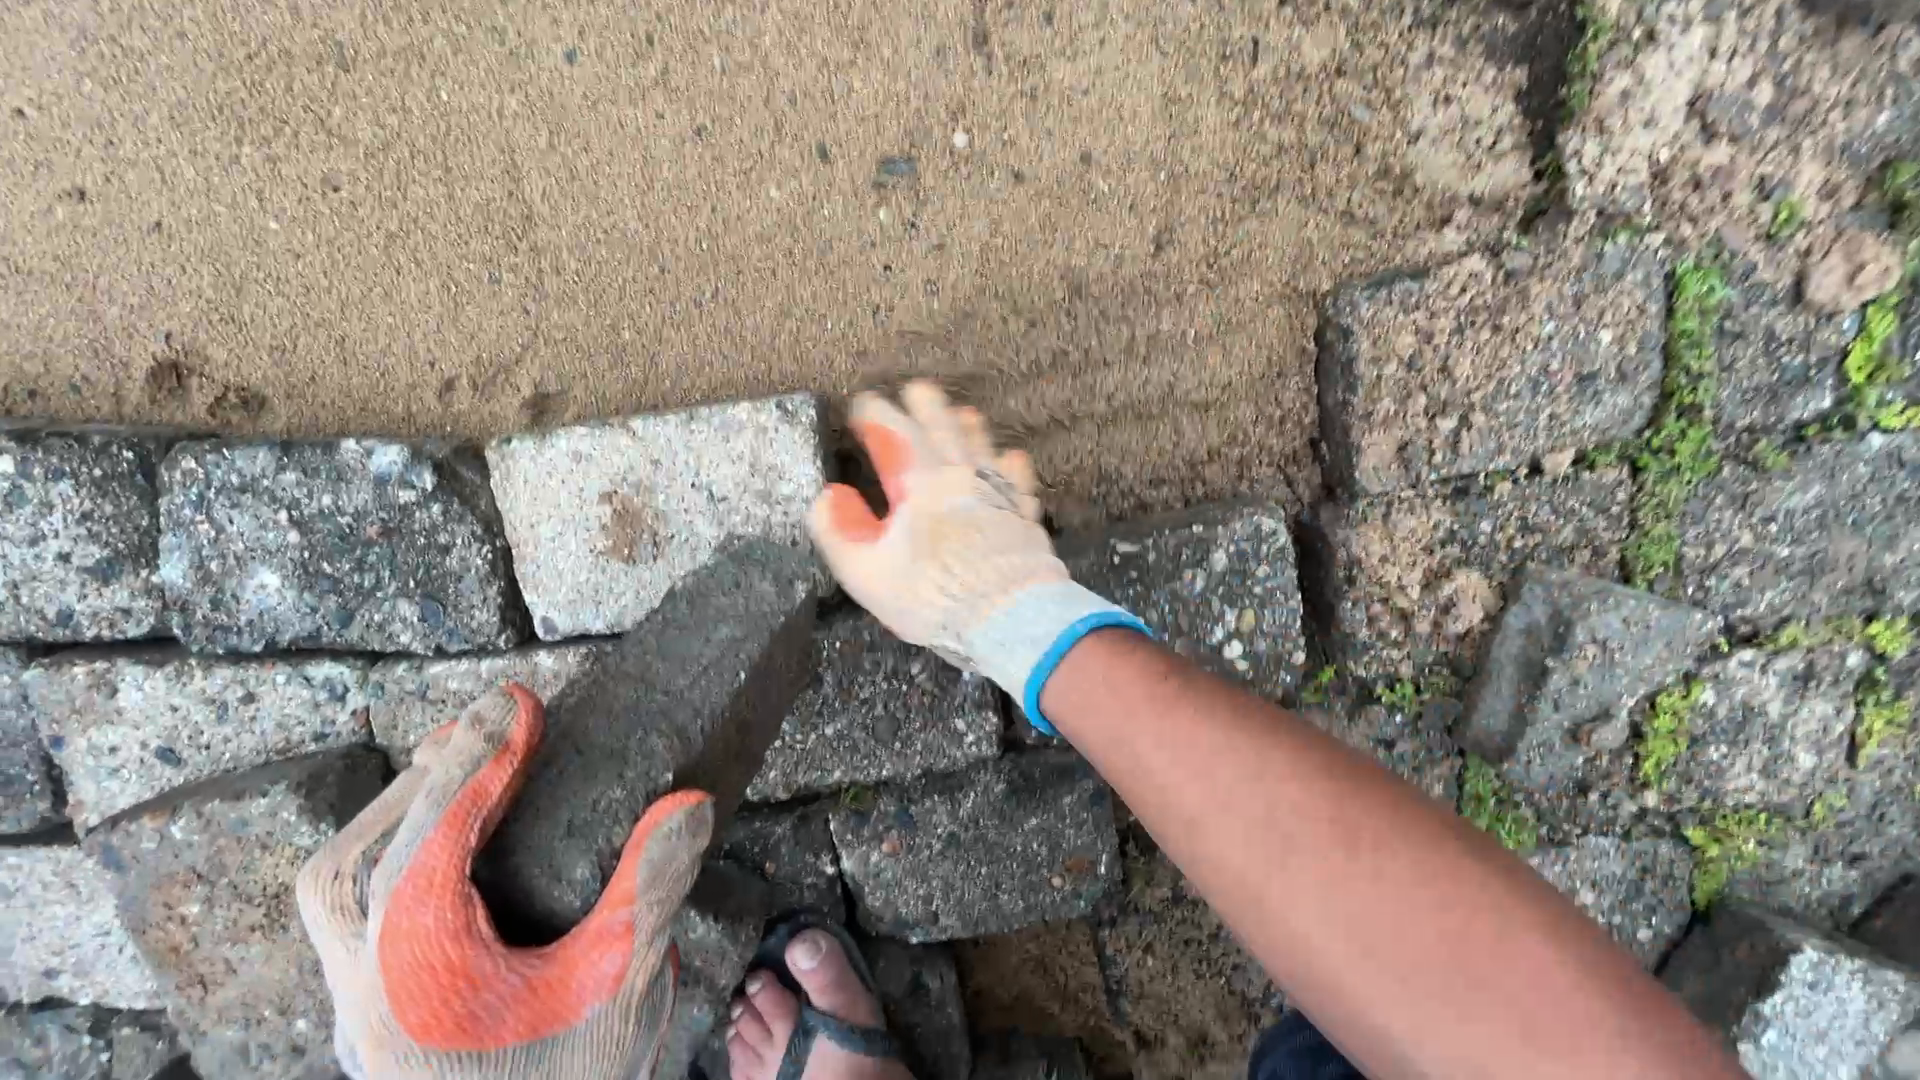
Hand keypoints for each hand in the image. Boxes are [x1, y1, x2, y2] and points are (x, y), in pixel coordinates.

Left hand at [297, 683, 711, 1078]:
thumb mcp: (624, 987)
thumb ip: (651, 889)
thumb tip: (691, 803)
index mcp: (419, 984)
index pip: (427, 850)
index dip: (472, 765)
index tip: (516, 704)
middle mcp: (366, 995)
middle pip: (350, 868)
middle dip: (420, 784)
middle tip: (490, 729)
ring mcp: (360, 1011)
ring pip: (338, 895)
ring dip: (397, 817)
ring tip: (466, 767)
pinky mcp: (376, 1015)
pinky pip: (359, 918)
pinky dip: (396, 856)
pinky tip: (451, 840)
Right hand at [809, 380, 1145, 732]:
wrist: (1007, 617)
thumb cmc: (931, 596)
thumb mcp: (866, 573)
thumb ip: (838, 530)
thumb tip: (830, 495)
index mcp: (917, 485)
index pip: (890, 434)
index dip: (872, 414)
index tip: (860, 404)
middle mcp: (959, 476)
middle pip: (941, 426)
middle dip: (924, 405)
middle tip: (915, 389)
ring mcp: (997, 490)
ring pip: (981, 444)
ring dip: (967, 425)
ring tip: (963, 413)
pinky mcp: (1023, 513)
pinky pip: (1018, 477)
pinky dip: (1011, 463)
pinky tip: (1011, 457)